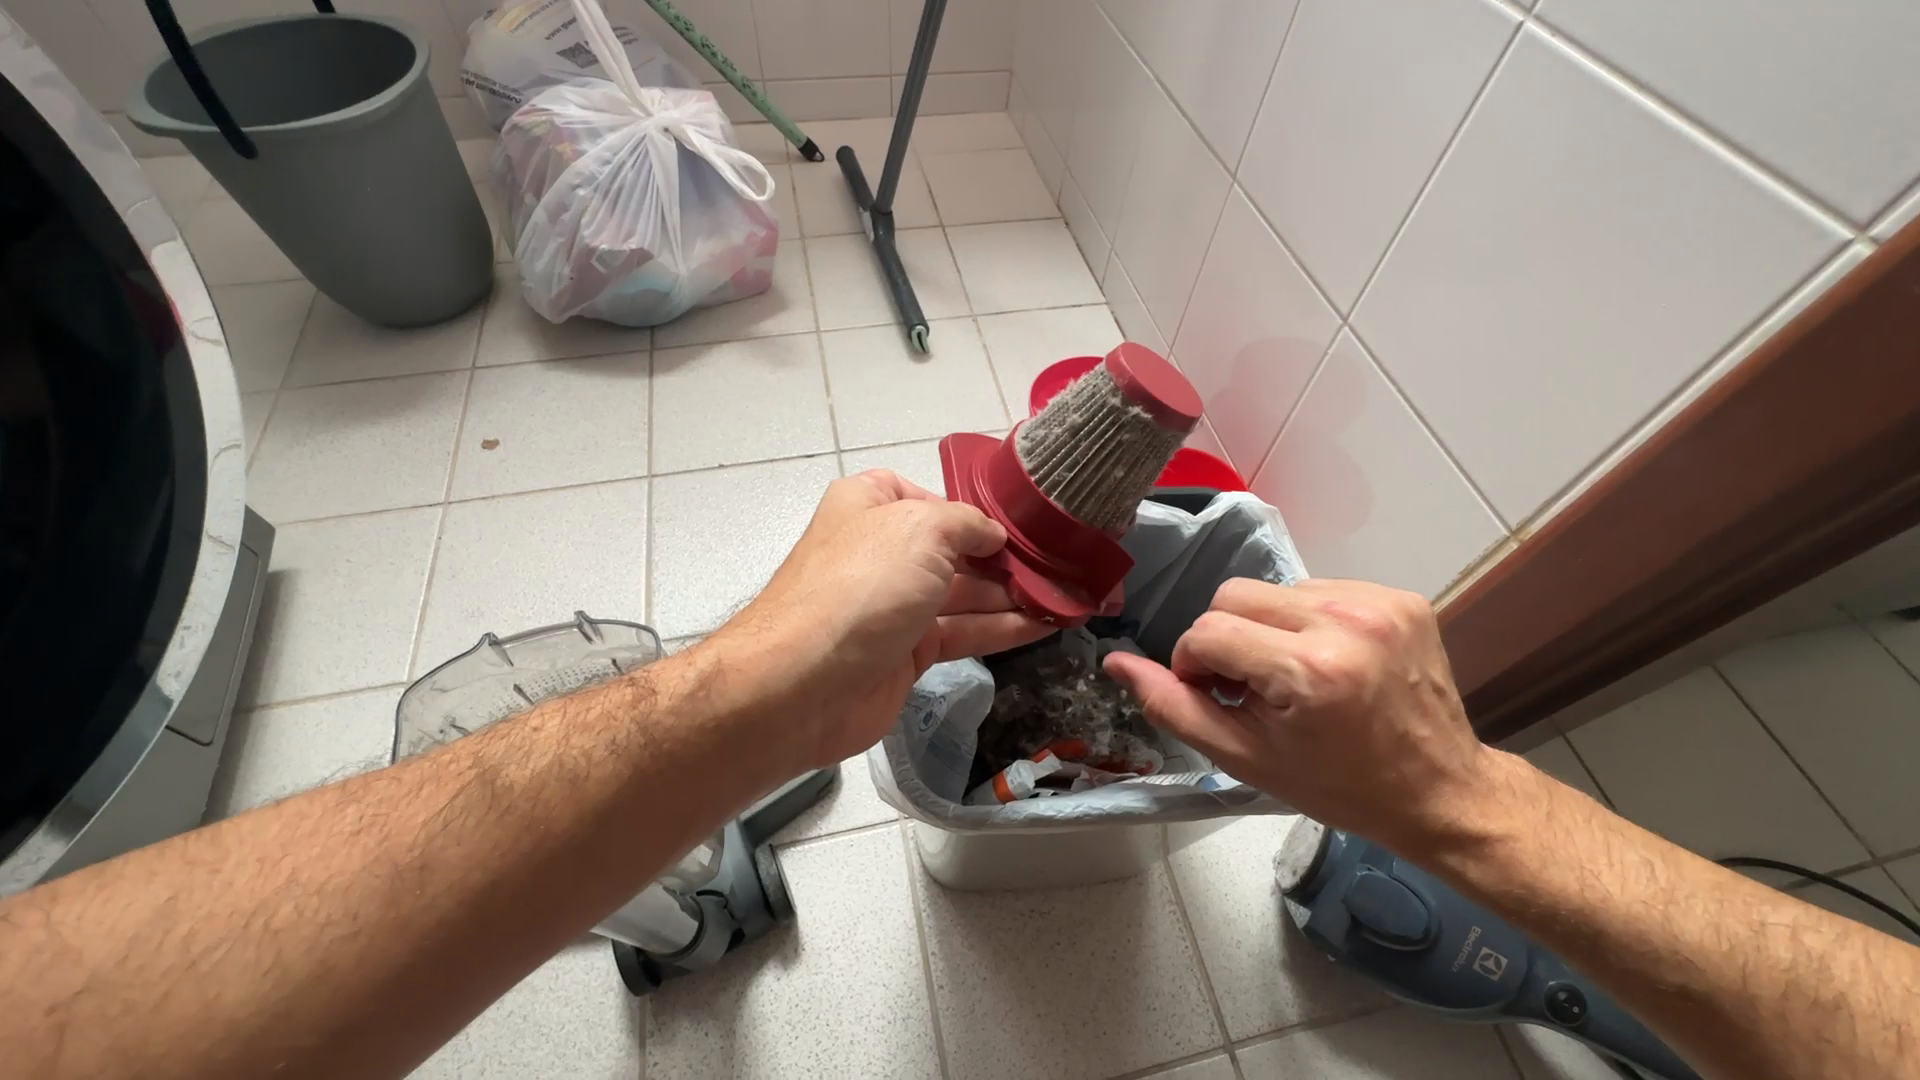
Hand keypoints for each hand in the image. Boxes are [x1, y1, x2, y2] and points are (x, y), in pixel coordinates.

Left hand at [710, 470, 1052, 769]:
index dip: (975, 511)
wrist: (804, 682)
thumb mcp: (921, 529)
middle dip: (1007, 559)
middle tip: (1064, 566)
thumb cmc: (863, 586)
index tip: (1022, 525)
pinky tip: (1044, 625)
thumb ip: (967, 524)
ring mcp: (894, 604)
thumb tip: (992, 535)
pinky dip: (1002, 629)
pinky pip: (963, 632)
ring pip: (965, 594)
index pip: (931, 498)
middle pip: (955, 549)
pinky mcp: (907, 651)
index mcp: (872, 505)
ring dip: (1013, 596)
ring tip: (1067, 596)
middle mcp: (882, 550)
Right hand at [1102, 578, 1491, 853]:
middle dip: (1226, 639)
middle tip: (1249, 687)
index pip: (1207, 632)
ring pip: (1272, 590)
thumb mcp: (1244, 757)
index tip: (1219, 696)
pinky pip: (1316, 588)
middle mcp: (1346, 621)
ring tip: (1290, 674)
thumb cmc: (1336, 784)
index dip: (1195, 664)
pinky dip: (1304, 620)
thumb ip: (1172, 706)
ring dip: (1265, 627)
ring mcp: (1380, 602)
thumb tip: (1115, 663)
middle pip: (1234, 596)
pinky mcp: (1400, 596)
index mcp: (1308, 669)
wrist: (1439, 791)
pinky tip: (1323, 658)